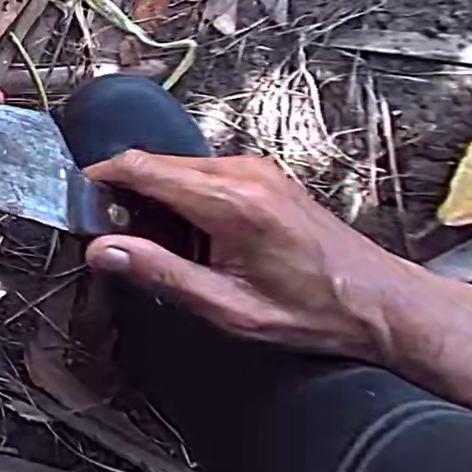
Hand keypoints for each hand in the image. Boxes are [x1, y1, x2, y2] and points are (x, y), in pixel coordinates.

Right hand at [81, 151, 471, 380]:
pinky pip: (194, 168)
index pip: (139, 167)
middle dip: (123, 189)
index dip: (100, 179)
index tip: (82, 199)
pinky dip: (175, 189)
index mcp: (231, 203)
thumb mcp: (230, 307)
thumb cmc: (316, 311)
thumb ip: (159, 274)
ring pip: (170, 163)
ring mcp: (253, 169)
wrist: (388, 304)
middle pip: (150, 161)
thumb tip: (103, 251)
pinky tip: (187, 226)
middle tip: (118, 229)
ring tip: (158, 235)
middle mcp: (242, 174)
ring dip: (149, 190)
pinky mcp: (258, 172)